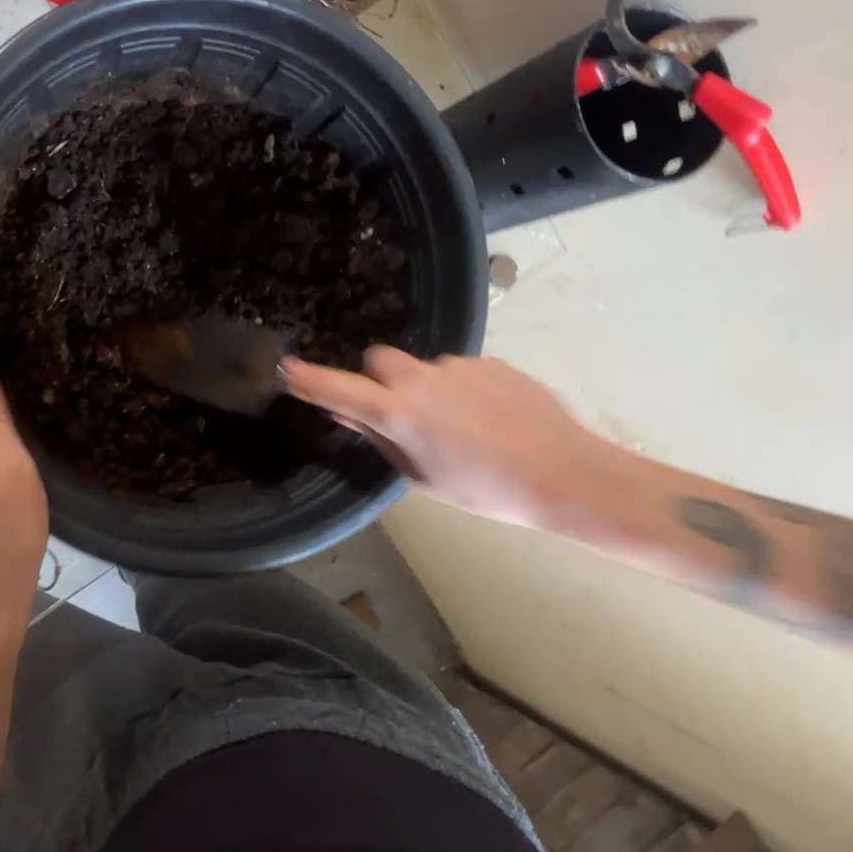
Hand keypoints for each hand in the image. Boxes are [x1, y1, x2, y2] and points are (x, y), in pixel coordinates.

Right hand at [281, 349, 612, 520]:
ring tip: (461, 428)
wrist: (566, 475)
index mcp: (398, 412)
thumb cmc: (485, 490)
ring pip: (423, 369)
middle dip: (379, 381)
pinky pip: (460, 371)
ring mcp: (459, 366)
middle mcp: (421, 379)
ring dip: (426, 389)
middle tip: (399, 415)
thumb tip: (348, 414)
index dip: (309, 379)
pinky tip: (489, 419)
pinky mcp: (492, 361)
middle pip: (380, 361)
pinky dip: (461, 390)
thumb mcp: (421, 477)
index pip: (338, 388)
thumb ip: (381, 440)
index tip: (286, 367)